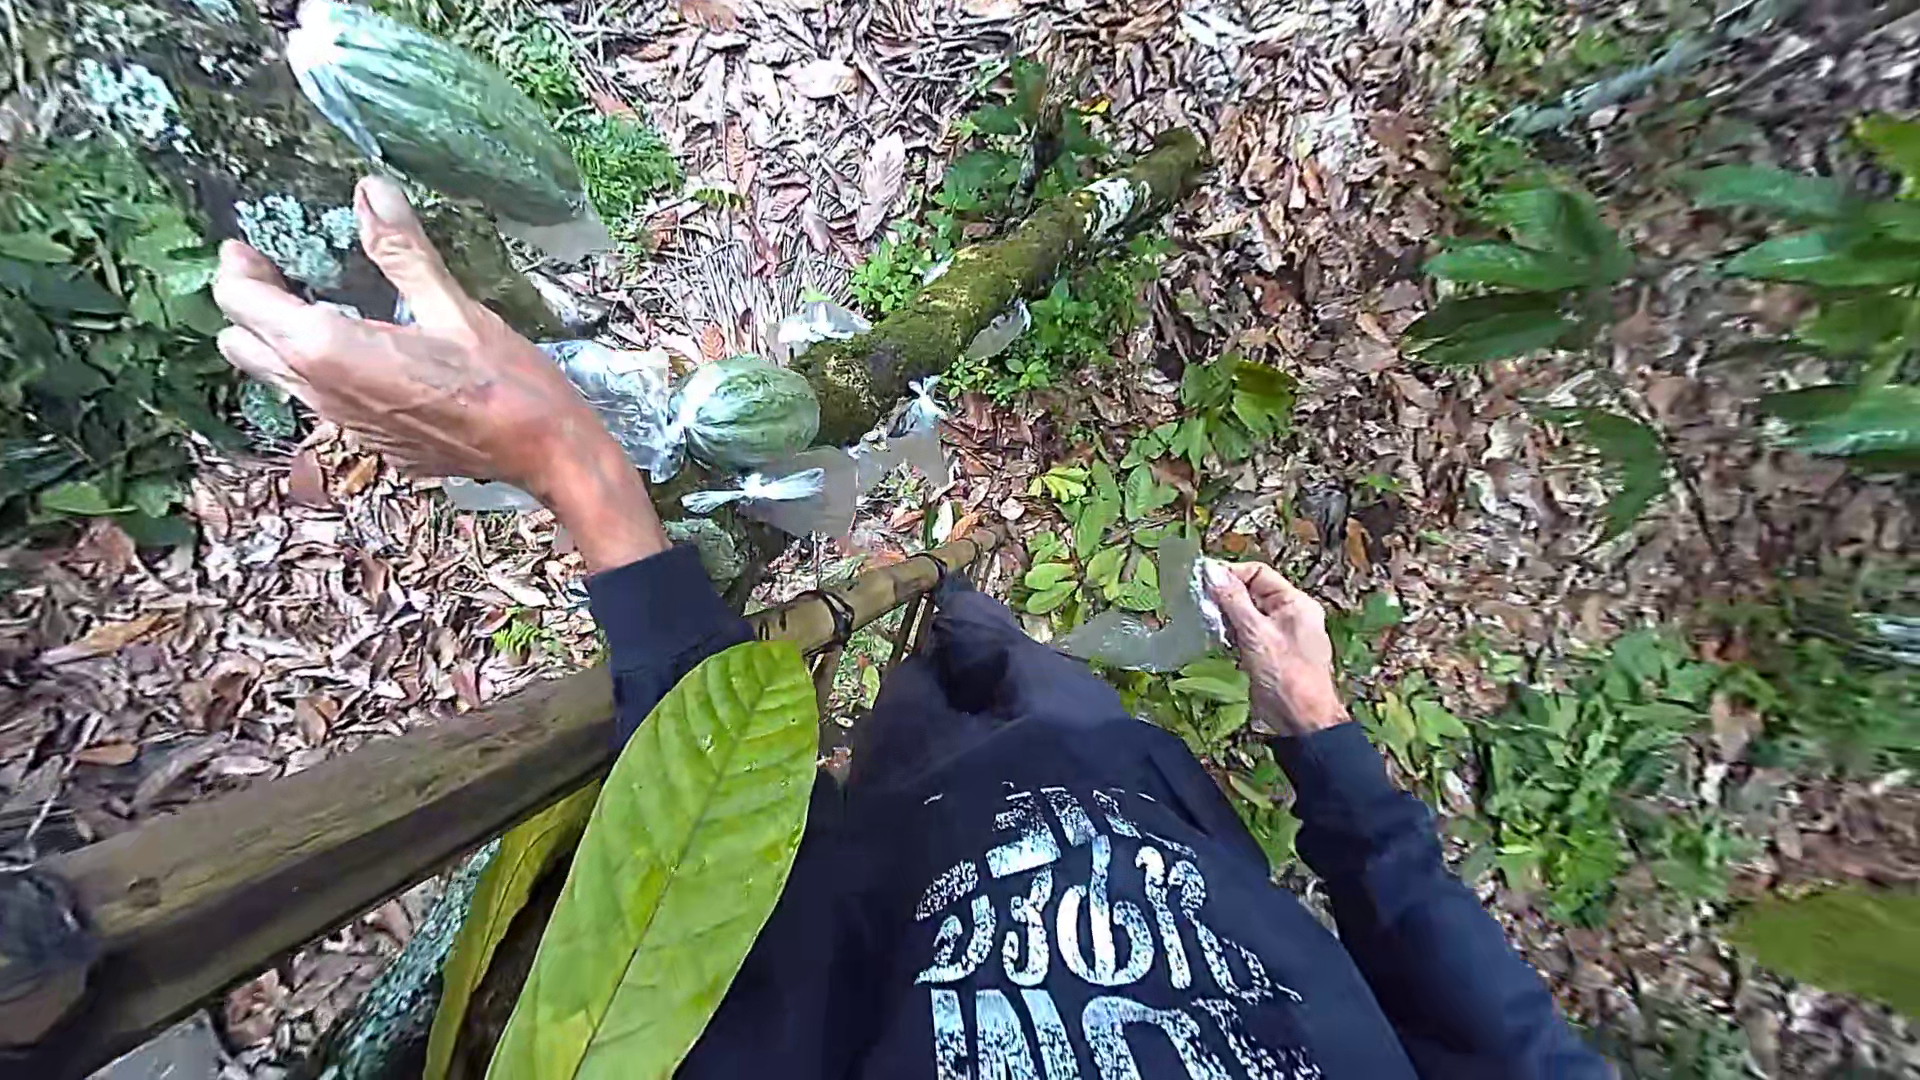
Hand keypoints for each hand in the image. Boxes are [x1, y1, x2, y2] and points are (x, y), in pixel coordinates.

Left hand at [212, 176, 664, 571]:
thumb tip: (369, 190)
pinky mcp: (386, 452)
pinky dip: (344, 388)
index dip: (242, 269)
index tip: (258, 252)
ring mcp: (354, 431)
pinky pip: (339, 413)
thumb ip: (404, 255)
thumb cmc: (510, 383)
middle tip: (298, 291)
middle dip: (257, 314)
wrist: (552, 454)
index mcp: (329, 350)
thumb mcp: (459, 312)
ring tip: (349, 332)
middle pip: (246, 348)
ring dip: (299, 352)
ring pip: (289, 384)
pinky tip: (396, 378)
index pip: (240, 300)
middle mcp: (324, 394)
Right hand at [1204, 561, 1347, 736]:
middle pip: (1251, 591)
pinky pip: (1246, 630)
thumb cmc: (1284, 673)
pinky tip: (1215, 636)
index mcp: (1295, 603)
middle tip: (1199, 601)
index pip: (1258, 573)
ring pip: (1245, 611)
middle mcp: (1289, 613)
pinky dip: (1230, 630)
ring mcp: (1279, 632)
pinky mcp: (1268, 650)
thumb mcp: (1255, 633)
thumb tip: (1211, 570)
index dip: (1230, 574)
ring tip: (1205, 620)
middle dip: (1225, 595)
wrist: (1301, 720)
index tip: (1202, 580)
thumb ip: (1233, 600)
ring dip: (1225, 614)